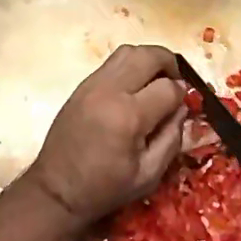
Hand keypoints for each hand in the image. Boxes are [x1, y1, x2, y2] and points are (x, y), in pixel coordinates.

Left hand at [21, 45, 186, 231]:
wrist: (56, 189)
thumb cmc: (105, 188)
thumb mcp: (149, 174)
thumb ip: (172, 138)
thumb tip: (181, 108)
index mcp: (128, 116)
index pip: (168, 88)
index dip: (182, 95)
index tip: (184, 105)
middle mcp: (110, 90)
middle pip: (148, 55)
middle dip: (170, 63)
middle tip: (176, 81)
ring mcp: (92, 84)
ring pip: (128, 52)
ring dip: (148, 59)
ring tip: (157, 79)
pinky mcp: (82, 85)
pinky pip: (112, 62)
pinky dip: (130, 66)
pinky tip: (134, 87)